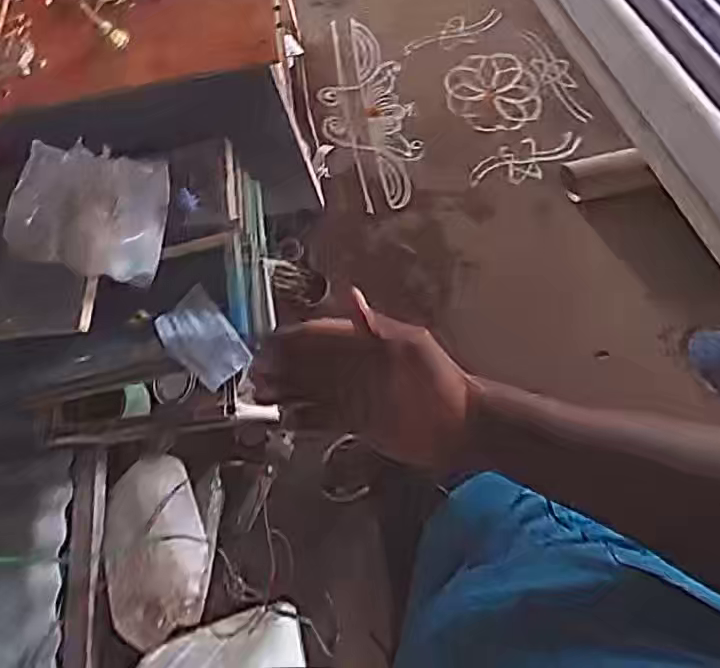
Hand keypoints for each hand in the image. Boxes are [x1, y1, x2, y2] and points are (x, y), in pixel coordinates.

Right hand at [253, 288, 475, 472]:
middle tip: (254, 376)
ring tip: (261, 396)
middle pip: (307, 362)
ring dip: (285, 390)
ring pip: (309, 388)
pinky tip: (285, 419)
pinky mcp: (356, 421)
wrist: (465, 426)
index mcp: (363, 341)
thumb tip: (349, 293)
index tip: (266, 346)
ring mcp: (352, 394)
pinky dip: (302, 418)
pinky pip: (322, 417)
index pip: (319, 334)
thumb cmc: (440, 380)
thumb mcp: (412, 346)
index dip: (292, 338)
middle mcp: (352, 365)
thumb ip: (376, 325)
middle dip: (280, 366)